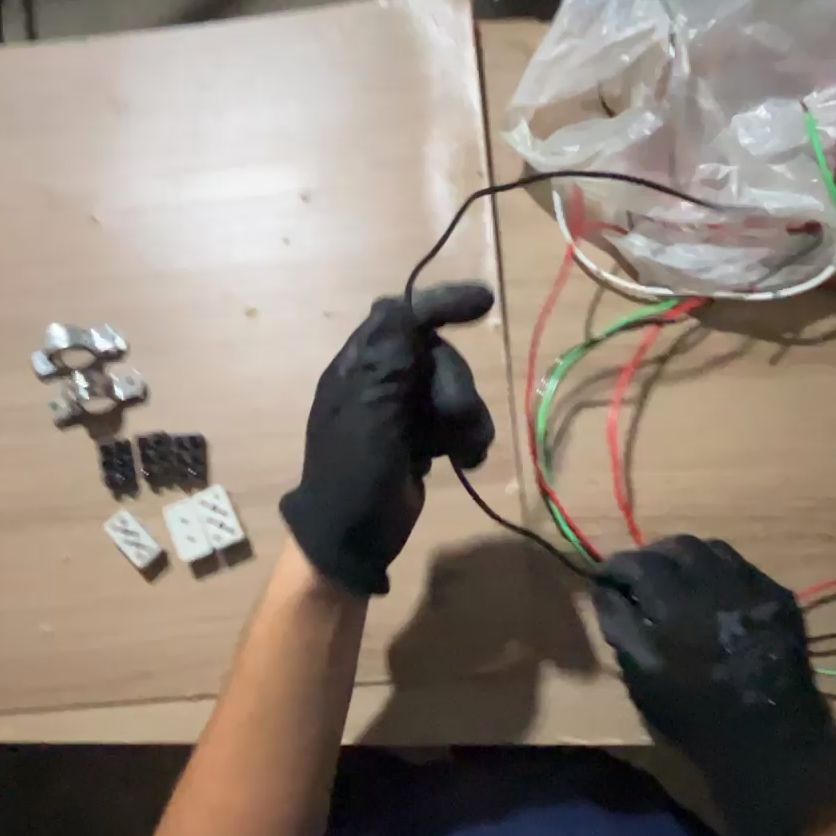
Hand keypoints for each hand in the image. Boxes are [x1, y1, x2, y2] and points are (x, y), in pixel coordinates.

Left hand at [279, 283, 495, 595]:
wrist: (352, 536)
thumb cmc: (353, 471)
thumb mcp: (369, 408)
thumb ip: (387, 355)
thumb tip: (404, 300)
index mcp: (359, 366)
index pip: (401, 317)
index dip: (441, 304)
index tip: (483, 303)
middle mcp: (381, 381)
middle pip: (437, 357)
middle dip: (455, 387)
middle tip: (455, 419)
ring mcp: (402, 411)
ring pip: (452, 390)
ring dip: (467, 419)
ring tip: (465, 450)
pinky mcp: (420, 438)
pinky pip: (455, 421)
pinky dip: (467, 438)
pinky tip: (466, 459)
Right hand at [593, 535, 835, 835]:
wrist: (769, 742)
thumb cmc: (693, 713)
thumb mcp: (640, 673)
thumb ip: (617, 622)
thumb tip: (602, 588)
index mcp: (677, 604)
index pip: (637, 562)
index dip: (615, 566)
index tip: (604, 577)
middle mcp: (718, 584)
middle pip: (677, 545)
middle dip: (651, 556)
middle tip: (638, 577)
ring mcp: (755, 588)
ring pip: (712, 548)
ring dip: (686, 559)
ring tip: (674, 581)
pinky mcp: (780, 598)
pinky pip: (742, 567)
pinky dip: (718, 571)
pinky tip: (711, 595)